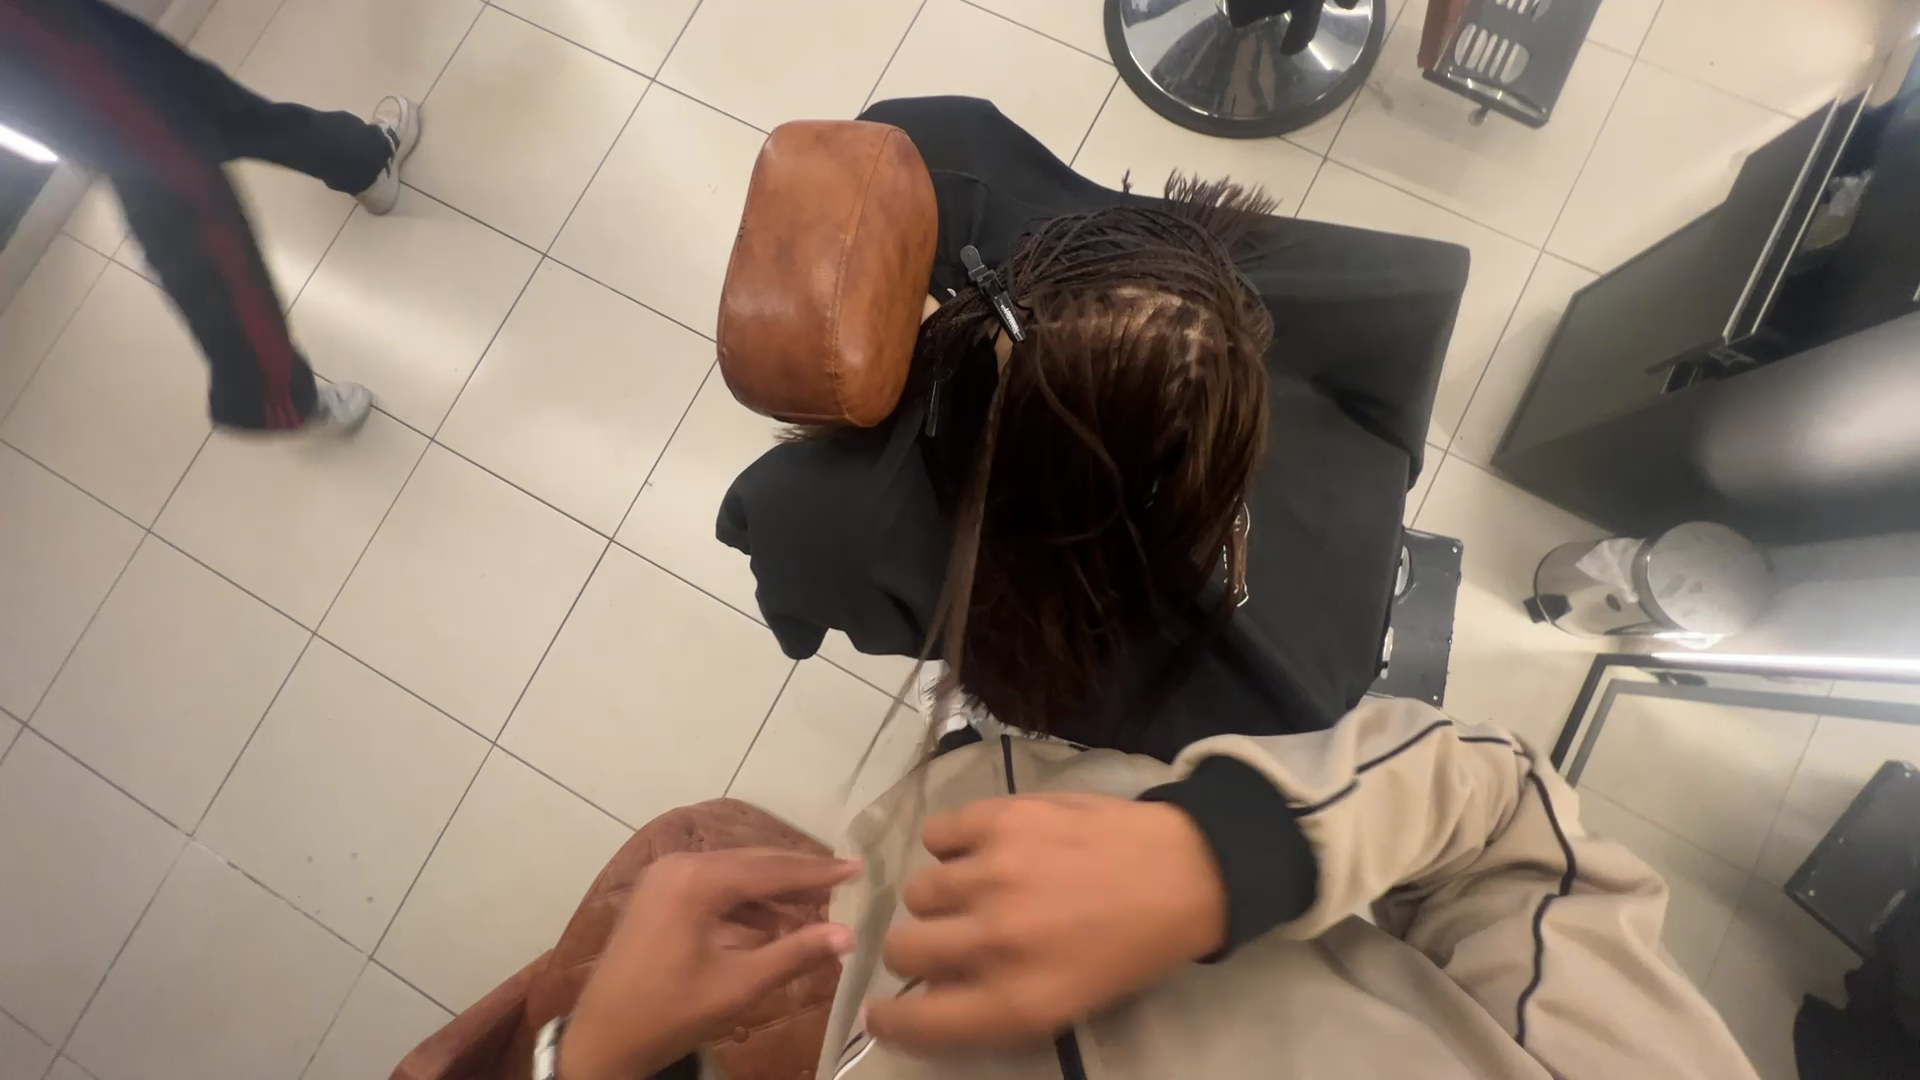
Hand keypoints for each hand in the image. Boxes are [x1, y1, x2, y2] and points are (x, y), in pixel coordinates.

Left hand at [560, 849, 858, 1079]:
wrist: (598, 1045)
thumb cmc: (669, 1015)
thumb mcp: (738, 987)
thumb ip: (795, 953)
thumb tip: (849, 935)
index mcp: (697, 880)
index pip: (772, 869)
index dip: (818, 871)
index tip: (857, 867)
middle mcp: (682, 862)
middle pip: (755, 862)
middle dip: (800, 874)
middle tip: (844, 878)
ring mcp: (667, 872)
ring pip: (737, 869)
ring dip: (775, 887)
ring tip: (817, 901)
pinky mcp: (661, 887)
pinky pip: (716, 881)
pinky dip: (747, 898)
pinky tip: (773, 917)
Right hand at [866, 794, 1226, 1050]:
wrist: (1175, 872)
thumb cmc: (1125, 948)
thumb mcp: (1064, 1002)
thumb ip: (992, 1002)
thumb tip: (933, 989)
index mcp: (1015, 1000)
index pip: (917, 1022)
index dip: (889, 1021)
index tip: (880, 1013)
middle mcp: (993, 938)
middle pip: (903, 948)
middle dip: (915, 950)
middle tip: (944, 936)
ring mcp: (993, 871)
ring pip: (918, 889)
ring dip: (941, 895)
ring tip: (976, 885)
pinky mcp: (1000, 817)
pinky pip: (937, 832)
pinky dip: (950, 843)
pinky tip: (980, 847)